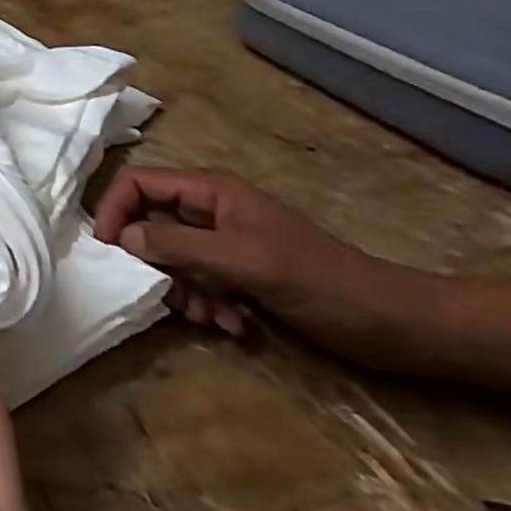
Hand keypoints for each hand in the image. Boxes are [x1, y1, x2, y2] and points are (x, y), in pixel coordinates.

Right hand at [92, 166, 397, 348]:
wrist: (402, 327)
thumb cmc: (322, 282)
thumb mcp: (242, 260)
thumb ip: (176, 243)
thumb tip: (120, 238)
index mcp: (209, 191)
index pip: (136, 183)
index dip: (114, 210)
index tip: (107, 249)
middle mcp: (210, 210)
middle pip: (148, 222)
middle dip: (152, 261)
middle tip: (163, 293)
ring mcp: (224, 241)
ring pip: (170, 256)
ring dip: (181, 289)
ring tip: (208, 317)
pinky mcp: (238, 271)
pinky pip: (197, 279)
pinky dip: (206, 303)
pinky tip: (232, 324)